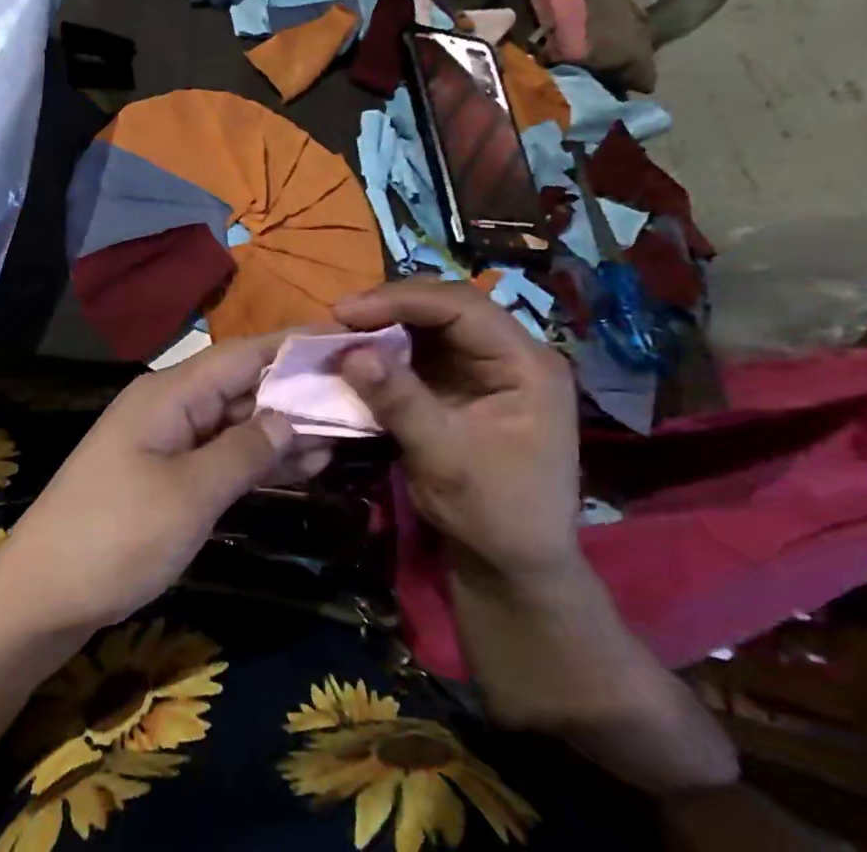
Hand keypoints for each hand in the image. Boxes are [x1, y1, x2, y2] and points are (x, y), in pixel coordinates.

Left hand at [0, 333, 332, 632]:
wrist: (42, 598)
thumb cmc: (114, 538)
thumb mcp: (189, 495)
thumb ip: (244, 451)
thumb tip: (288, 418)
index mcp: (170, 395)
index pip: (245, 354)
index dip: (298, 345)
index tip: (352, 339)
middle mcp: (171, 408)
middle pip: (245, 386)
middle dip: (301, 390)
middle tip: (365, 394)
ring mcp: (169, 444)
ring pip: (239, 423)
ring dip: (287, 428)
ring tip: (349, 431)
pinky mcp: (169, 477)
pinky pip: (224, 456)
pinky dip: (261, 460)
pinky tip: (306, 463)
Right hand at [334, 279, 581, 585]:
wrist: (514, 564)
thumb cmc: (494, 513)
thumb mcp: (443, 458)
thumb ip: (399, 400)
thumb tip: (349, 352)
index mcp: (526, 364)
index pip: (462, 307)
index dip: (401, 301)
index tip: (345, 310)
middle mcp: (512, 356)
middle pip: (448, 309)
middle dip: (391, 309)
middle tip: (339, 318)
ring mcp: (489, 371)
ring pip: (433, 329)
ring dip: (387, 329)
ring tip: (343, 333)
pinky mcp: (466, 388)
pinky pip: (425, 357)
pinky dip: (391, 354)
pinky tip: (362, 357)